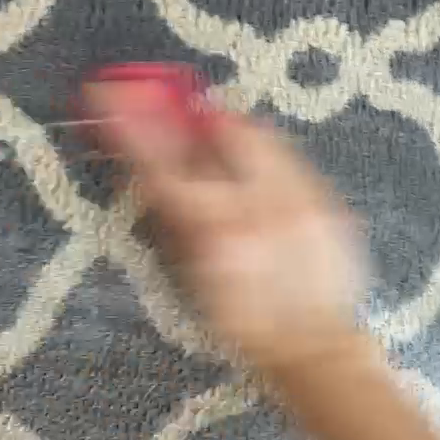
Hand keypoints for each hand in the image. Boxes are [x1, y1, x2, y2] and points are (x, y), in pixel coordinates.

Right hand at [84, 80, 367, 374]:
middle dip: (193, 115)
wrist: (311, 347)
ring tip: (220, 145)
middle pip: (220, 130)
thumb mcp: (188, 274)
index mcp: (215, 233)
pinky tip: (259, 177)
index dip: (130, 123)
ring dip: (230, 131)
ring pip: (260, 135)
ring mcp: (303, 203)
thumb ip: (169, 212)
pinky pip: (290, 157)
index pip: (161, 162)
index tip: (109, 92)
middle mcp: (261, 211)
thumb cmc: (236, 318)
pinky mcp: (330, 204)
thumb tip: (142, 161)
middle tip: (176, 113)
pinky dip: (265, 155)